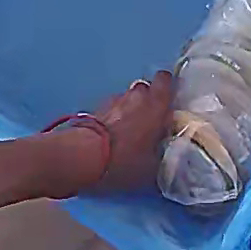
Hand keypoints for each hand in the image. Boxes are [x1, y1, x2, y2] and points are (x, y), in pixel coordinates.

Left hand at [43, 71, 175, 196]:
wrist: (83, 156)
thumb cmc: (125, 160)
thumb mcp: (152, 169)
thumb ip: (163, 156)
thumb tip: (167, 156)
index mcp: (156, 105)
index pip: (165, 80)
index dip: (166, 88)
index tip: (167, 102)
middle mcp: (137, 96)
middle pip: (145, 88)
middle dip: (147, 100)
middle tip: (148, 120)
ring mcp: (114, 100)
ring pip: (127, 98)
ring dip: (129, 108)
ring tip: (127, 130)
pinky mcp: (96, 107)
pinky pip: (111, 107)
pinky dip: (113, 116)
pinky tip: (110, 134)